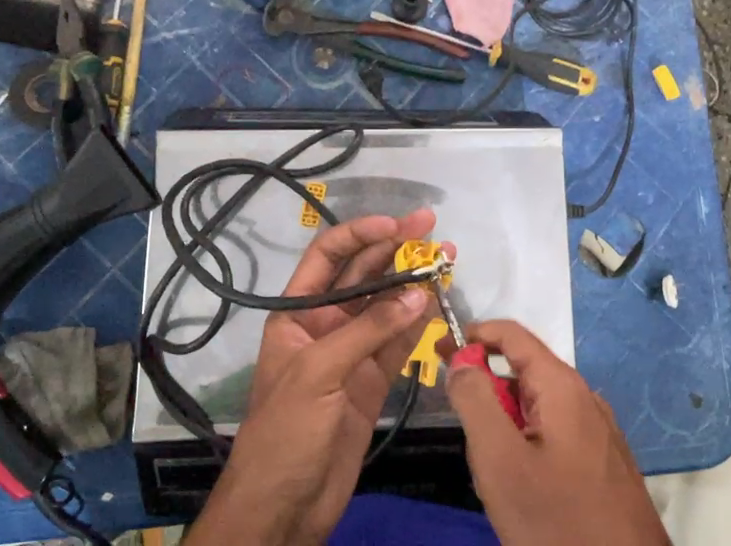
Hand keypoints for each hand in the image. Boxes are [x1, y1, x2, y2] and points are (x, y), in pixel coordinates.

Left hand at [187, 209, 439, 544]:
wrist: (283, 506)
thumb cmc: (285, 431)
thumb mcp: (318, 373)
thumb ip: (368, 331)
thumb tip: (419, 293)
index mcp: (297, 313)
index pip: (328, 257)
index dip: (360, 235)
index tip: (395, 224)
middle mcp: (325, 324)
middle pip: (363, 275)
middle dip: (395, 249)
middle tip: (432, 228)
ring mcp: (352, 352)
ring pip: (387, 305)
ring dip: (413, 281)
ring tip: (446, 259)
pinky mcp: (373, 381)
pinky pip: (398, 342)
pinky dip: (418, 321)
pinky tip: (438, 301)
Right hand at [447, 320, 669, 545]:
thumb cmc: (557, 522)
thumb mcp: (500, 461)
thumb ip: (476, 402)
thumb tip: (462, 360)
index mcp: (563, 387)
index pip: (512, 335)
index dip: (472, 337)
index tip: (438, 355)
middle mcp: (586, 399)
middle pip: (524, 375)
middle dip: (489, 396)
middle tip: (469, 441)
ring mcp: (599, 433)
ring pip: (537, 411)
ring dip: (507, 430)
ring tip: (498, 480)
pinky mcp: (604, 464)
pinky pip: (555, 437)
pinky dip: (529, 449)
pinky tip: (525, 493)